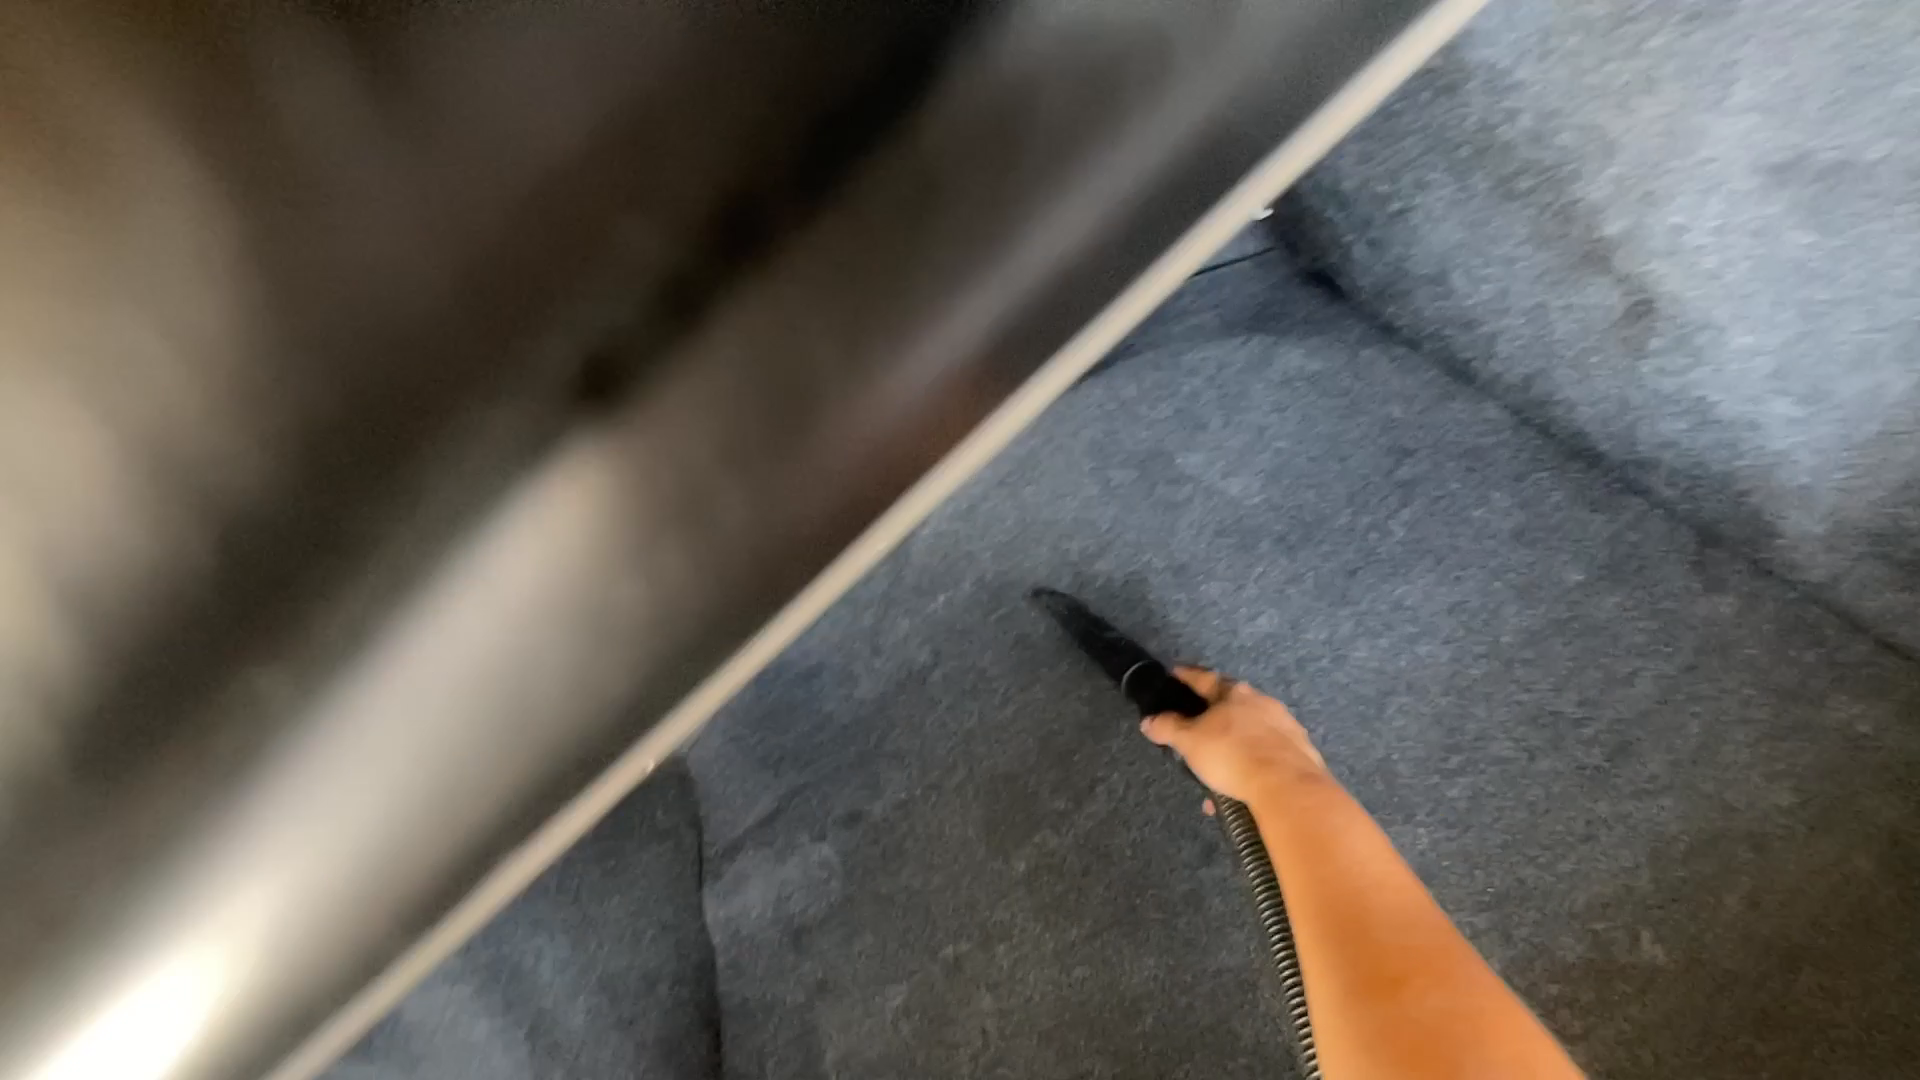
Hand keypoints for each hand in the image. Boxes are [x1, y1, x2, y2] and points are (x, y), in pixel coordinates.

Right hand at [1140, 667, 1328, 804]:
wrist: (1288, 788)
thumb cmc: (1232, 754)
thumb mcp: (1189, 742)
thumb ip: (1168, 728)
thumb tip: (1148, 720)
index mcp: (1234, 693)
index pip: (1204, 677)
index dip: (1187, 676)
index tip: (1175, 673)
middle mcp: (1263, 703)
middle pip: (1232, 704)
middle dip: (1214, 717)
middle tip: (1197, 729)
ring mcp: (1286, 727)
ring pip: (1252, 733)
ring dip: (1234, 746)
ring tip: (1218, 770)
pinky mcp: (1302, 753)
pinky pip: (1268, 755)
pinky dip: (1252, 765)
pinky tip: (1241, 787)